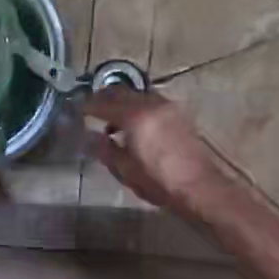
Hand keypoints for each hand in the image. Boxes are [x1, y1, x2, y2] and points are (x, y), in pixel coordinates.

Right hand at [83, 86, 234, 216]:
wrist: (200, 187)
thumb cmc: (159, 182)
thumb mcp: (125, 170)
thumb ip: (105, 149)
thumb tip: (91, 137)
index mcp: (135, 118)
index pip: (104, 104)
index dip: (88, 106)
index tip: (78, 109)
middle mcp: (151, 105)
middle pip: (122, 91)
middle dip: (104, 97)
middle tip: (93, 108)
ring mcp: (168, 107)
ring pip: (139, 95)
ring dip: (124, 102)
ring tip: (114, 119)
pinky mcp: (180, 114)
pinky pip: (153, 102)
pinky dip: (139, 106)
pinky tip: (137, 124)